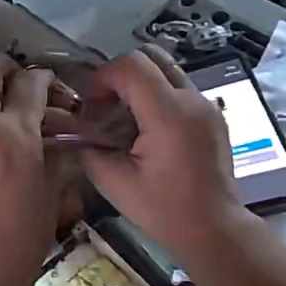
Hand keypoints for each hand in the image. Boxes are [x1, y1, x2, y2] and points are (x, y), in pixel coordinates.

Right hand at [76, 46, 252, 260]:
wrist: (213, 228)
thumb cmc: (163, 210)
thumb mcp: (114, 183)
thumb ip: (88, 149)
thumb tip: (73, 132)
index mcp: (168, 115)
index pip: (130, 66)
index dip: (102, 79)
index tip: (93, 107)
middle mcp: (192, 100)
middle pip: (150, 57)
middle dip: (120, 76)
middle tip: (107, 107)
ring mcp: (207, 105)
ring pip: (166, 71)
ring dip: (140, 86)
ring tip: (126, 121)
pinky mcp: (213, 115)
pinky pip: (180, 89)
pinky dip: (158, 98)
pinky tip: (149, 132)